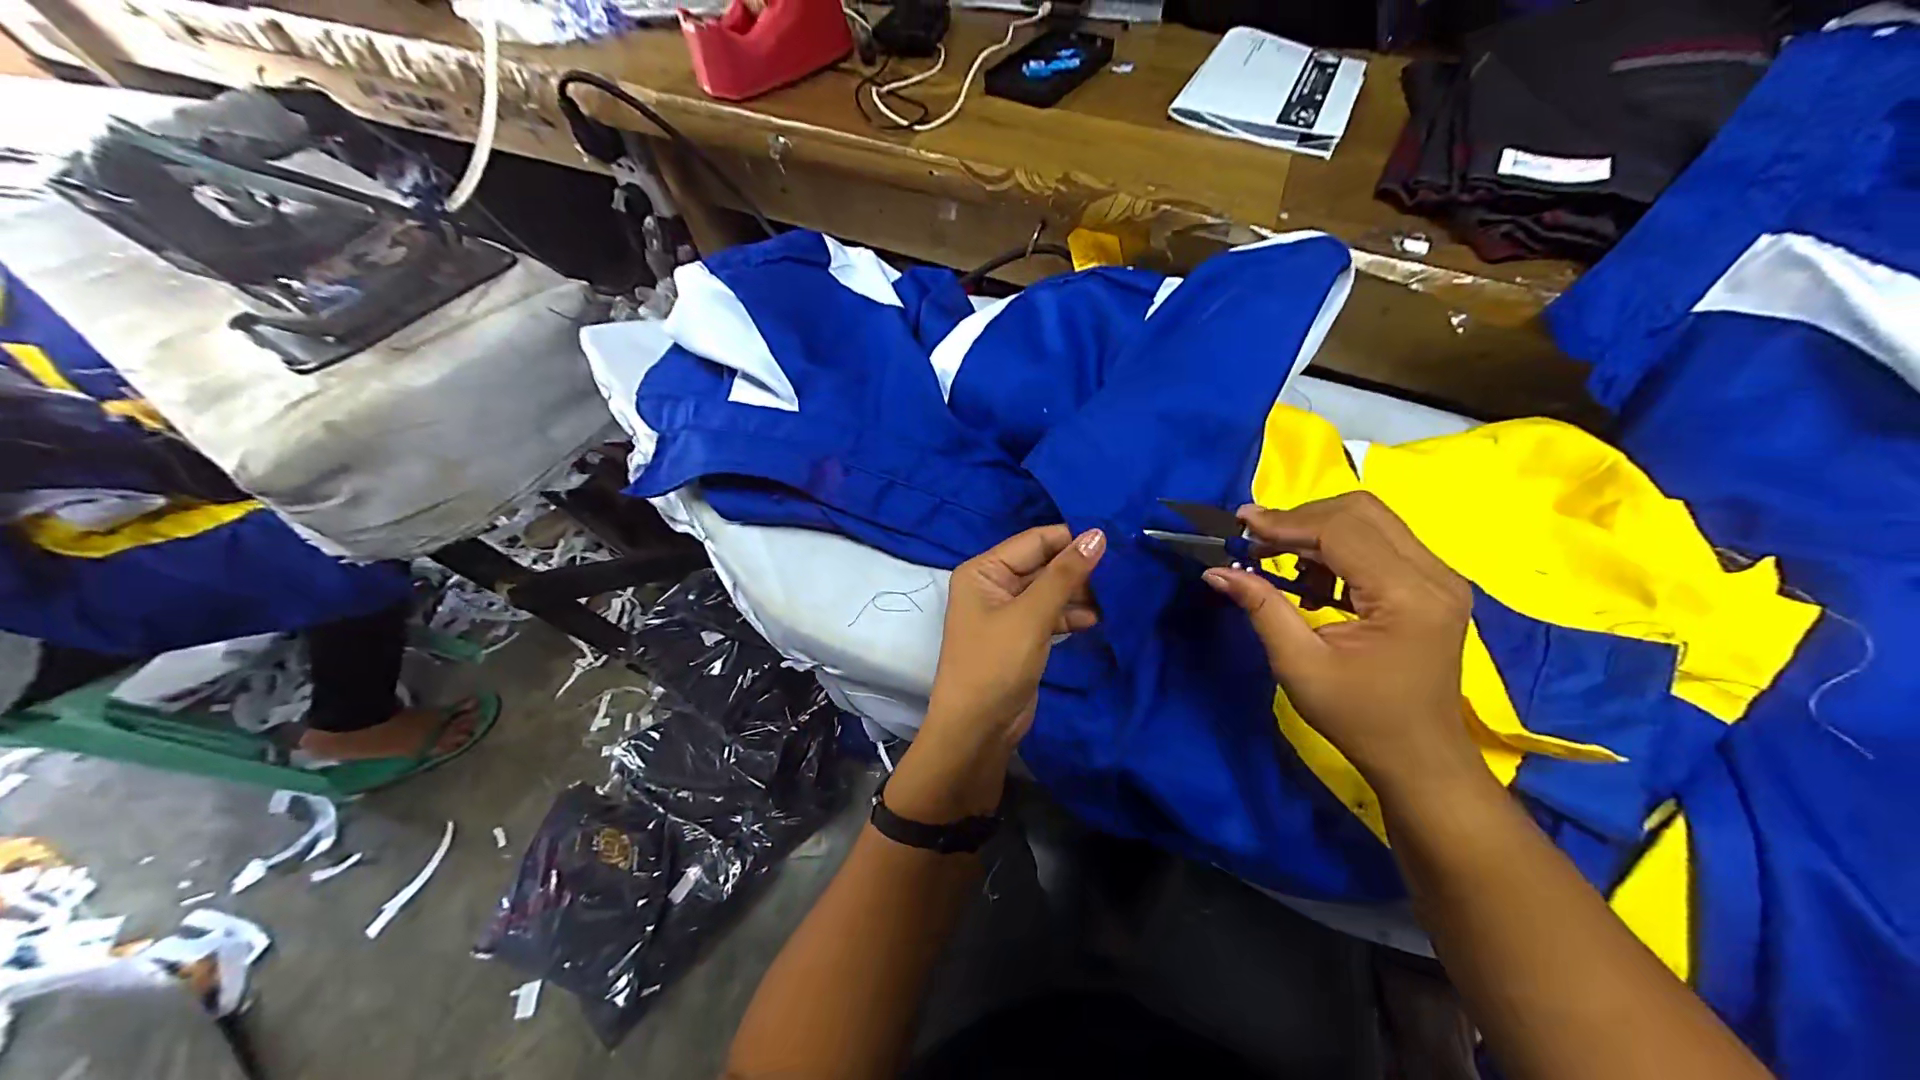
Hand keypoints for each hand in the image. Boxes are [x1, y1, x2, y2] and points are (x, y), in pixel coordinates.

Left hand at [886, 525, 1104, 821]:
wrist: (977, 729)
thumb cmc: (996, 664)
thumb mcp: (1031, 616)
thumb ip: (1065, 575)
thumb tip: (1098, 535)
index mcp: (984, 570)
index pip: (1035, 541)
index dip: (1072, 539)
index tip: (1116, 541)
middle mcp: (994, 585)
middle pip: (1044, 564)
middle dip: (1080, 568)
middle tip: (1123, 571)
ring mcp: (1009, 612)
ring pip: (1051, 590)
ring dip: (1081, 593)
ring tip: (1117, 596)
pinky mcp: (1023, 635)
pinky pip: (1052, 614)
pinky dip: (1073, 615)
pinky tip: (1099, 619)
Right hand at [1202, 492, 1479, 793]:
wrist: (1420, 756)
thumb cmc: (1359, 718)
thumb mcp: (1299, 665)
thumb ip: (1261, 608)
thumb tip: (1218, 569)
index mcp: (1407, 597)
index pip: (1341, 530)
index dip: (1286, 522)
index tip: (1241, 526)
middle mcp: (1435, 575)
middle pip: (1361, 511)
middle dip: (1301, 518)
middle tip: (1257, 542)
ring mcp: (1440, 577)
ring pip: (1372, 520)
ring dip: (1319, 531)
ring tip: (1282, 564)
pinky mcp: (1434, 584)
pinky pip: (1381, 540)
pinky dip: (1339, 547)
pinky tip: (1314, 581)